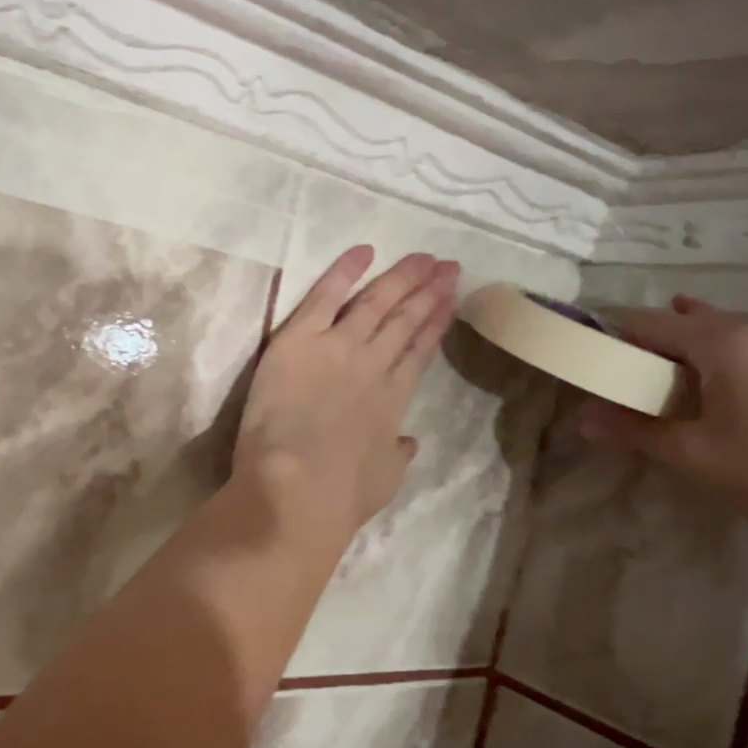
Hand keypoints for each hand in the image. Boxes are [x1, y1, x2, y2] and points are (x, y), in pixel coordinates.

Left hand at [232, 246, 459, 539]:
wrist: (296, 487)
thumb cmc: (339, 496)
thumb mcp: (383, 479)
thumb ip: (396, 454)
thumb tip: (407, 442)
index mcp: (392, 401)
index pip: (419, 352)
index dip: (436, 324)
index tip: (451, 301)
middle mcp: (371, 366)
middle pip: (404, 321)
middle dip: (428, 292)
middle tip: (448, 266)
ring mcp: (337, 349)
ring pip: (374, 302)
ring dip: (401, 277)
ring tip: (423, 257)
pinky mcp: (298, 341)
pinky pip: (323, 297)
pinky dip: (344, 271)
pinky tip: (363, 251)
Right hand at [577, 294, 747, 540]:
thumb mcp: (689, 454)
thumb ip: (632, 430)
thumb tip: (581, 419)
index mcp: (725, 342)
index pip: (649, 322)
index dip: (615, 340)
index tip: (596, 367)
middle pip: (689, 323)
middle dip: (653, 346)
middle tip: (630, 382)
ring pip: (725, 336)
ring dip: (691, 355)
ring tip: (671, 390)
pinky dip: (725, 365)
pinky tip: (722, 399)